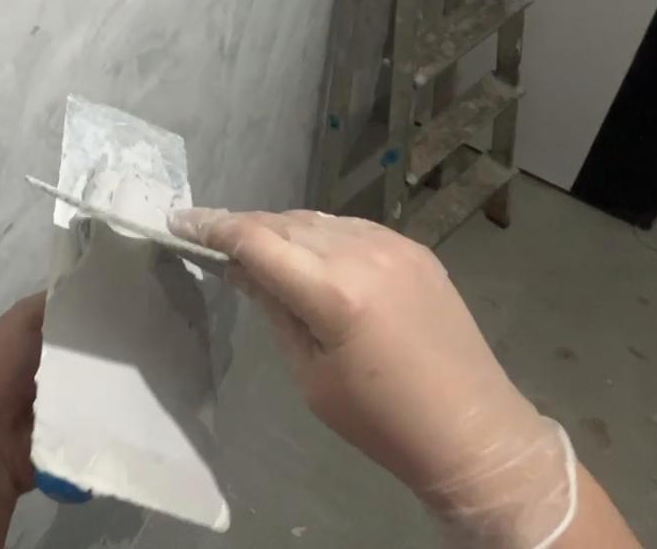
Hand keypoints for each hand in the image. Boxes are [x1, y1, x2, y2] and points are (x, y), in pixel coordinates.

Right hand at [170, 209, 575, 546]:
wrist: (478, 436)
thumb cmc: (381, 421)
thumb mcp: (309, 373)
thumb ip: (272, 307)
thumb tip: (238, 266)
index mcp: (333, 293)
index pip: (253, 240)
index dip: (211, 227)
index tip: (178, 221)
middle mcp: (362, 254)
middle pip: (280, 223)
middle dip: (242, 228)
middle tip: (210, 239)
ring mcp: (393, 245)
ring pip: (312, 220)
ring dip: (279, 230)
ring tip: (258, 251)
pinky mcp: (414, 249)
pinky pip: (347, 228)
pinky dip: (318, 236)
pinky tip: (309, 257)